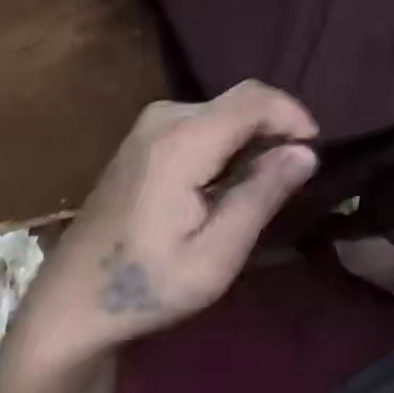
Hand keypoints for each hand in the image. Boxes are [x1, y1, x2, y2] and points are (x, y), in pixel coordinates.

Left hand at [18, 81, 319, 362]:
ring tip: (262, 187)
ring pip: (222, 111)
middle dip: (274, 129)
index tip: (318, 148)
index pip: (253, 98)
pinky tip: (227, 183)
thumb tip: (306, 152)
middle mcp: (166, 115)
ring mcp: (151, 121)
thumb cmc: (148, 282)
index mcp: (182, 139)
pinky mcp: (146, 133)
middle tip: (293, 178)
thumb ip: (261, 196)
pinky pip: (201, 122)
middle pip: (238, 102)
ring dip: (251, 138)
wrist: (76, 294)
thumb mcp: (216, 255)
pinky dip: (228, 142)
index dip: (292, 113)